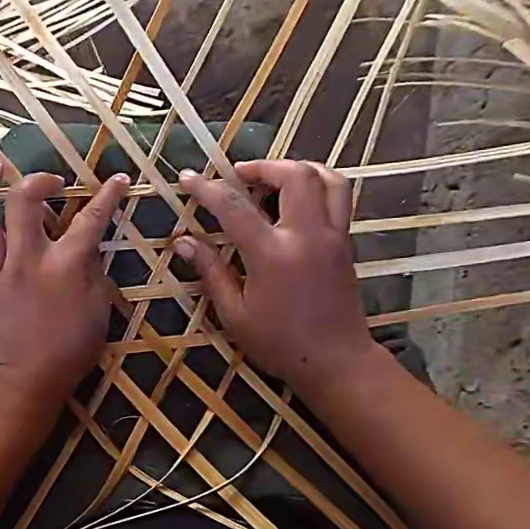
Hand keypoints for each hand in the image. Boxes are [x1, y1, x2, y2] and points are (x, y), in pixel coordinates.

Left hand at [0, 160, 131, 403]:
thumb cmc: (73, 349)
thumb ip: (92, 269)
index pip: (91, 220)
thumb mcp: (99, 307)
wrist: (31, 384)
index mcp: (65, 267)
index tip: (116, 179)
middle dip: (36, 181)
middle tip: (48, 180)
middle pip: (24, 206)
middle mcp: (27, 262)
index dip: (107, 196)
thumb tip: (85, 241)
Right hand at [175, 160, 383, 388]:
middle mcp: (307, 236)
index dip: (207, 188)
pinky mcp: (346, 243)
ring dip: (296, 168)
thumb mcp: (235, 315)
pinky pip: (338, 197)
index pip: (234, 207)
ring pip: (326, 178)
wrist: (337, 362)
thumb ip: (211, 272)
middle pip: (293, 175)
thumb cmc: (279, 344)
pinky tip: (294, 200)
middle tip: (238, 175)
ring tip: (272, 178)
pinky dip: (315, 185)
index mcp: (273, 255)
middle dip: (262, 166)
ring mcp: (333, 236)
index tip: (187, 177)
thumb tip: (183, 242)